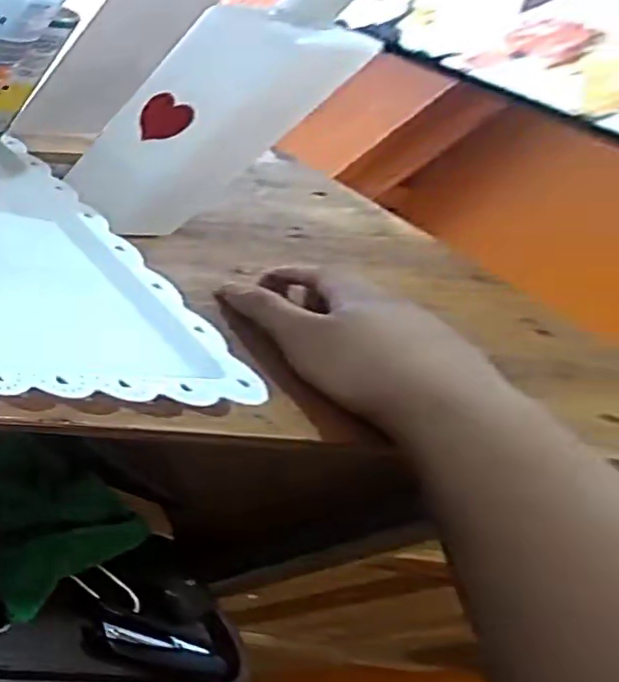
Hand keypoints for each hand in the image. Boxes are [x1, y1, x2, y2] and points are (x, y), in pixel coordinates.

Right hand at [218, 266, 514, 434]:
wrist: (453, 409)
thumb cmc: (359, 366)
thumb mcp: (298, 337)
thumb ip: (264, 310)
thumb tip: (229, 286)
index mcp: (356, 294)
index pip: (315, 272)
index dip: (283, 274)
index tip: (256, 284)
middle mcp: (394, 303)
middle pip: (347, 293)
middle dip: (312, 299)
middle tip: (285, 315)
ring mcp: (427, 330)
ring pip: (375, 317)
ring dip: (345, 323)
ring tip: (323, 344)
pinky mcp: (447, 359)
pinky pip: (398, 341)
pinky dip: (372, 345)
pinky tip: (368, 367)